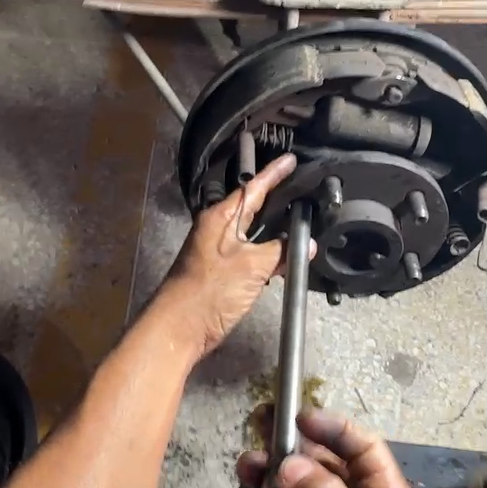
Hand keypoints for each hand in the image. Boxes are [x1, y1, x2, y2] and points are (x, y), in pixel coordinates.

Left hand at [154, 152, 300, 356]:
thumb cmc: (210, 290)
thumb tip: (306, 244)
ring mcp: (221, 251)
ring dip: (276, 230)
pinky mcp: (225, 272)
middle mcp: (219, 228)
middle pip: (254, 207)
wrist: (180, 328)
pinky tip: (289, 258)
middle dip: (277, 198)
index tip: (291, 159)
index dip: (274, 174)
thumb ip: (281, 251)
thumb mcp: (252, 266)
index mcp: (221, 217)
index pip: (253, 187)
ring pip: (255, 233)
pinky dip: (271, 254)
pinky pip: (253, 254)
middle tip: (303, 187)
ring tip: (303, 222)